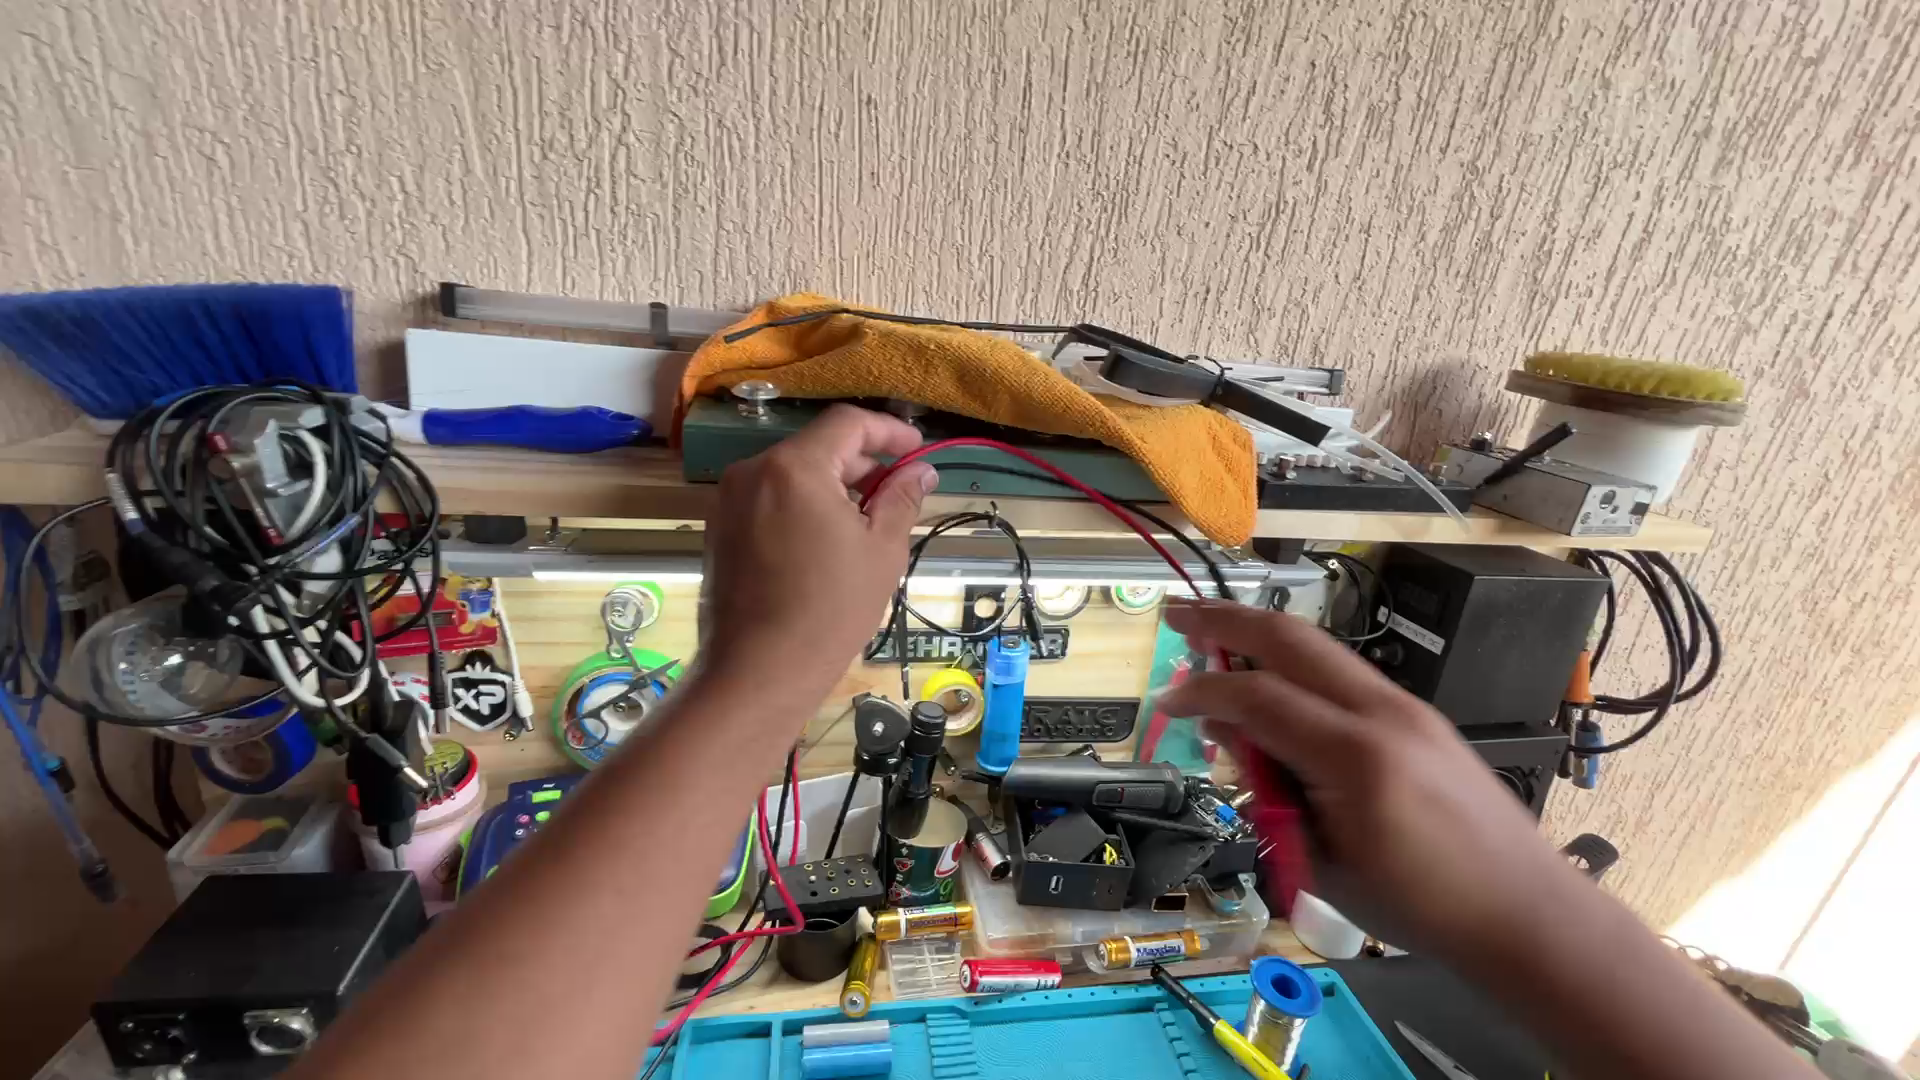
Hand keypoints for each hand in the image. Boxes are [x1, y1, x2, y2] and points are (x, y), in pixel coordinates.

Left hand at [696, 405, 935, 709]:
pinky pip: (769, 499)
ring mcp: (729, 499)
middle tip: (896, 497)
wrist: (759, 669)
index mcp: (795, 467)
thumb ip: (901, 497)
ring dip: (832, 487)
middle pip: (818, 448)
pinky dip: (802, 506)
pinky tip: (824, 543)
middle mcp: (753, 470)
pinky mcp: (719, 528)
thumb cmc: (831, 608)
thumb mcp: (882, 550)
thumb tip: (921, 470)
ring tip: (863, 526)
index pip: (847, 423)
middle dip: (862, 465)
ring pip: (793, 474)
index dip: (889, 431)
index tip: (916, 450)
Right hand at [1159, 598, 1583, 956]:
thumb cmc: (1421, 908)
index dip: (1201, 691)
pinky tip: (1271, 681)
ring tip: (1213, 635)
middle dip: (1225, 619)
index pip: (1258, 697)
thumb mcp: (1321, 859)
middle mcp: (1383, 713)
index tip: (1166, 699)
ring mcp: (1406, 707)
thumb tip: (1228, 733)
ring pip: (1317, 645)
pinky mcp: (1417, 713)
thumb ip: (1268, 790)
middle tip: (1177, 612)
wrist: (1529, 914)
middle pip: (1290, 639)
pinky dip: (1293, 663)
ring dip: (1258, 634)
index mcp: (1356, 758)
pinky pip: (1340, 671)